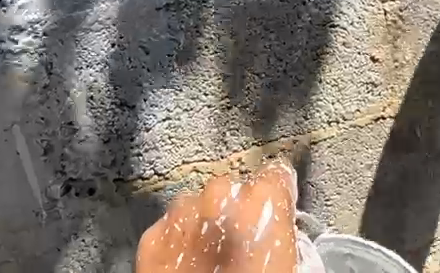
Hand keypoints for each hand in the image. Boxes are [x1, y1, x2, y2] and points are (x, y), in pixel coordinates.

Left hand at [135, 163, 298, 272]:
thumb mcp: (288, 266)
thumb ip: (284, 236)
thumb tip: (280, 234)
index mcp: (263, 197)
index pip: (278, 175)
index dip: (277, 197)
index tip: (274, 215)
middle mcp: (222, 192)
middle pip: (235, 191)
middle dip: (236, 214)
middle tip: (237, 250)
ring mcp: (182, 212)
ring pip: (199, 207)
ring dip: (205, 226)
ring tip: (208, 261)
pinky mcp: (151, 237)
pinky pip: (171, 231)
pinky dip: (177, 245)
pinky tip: (184, 270)